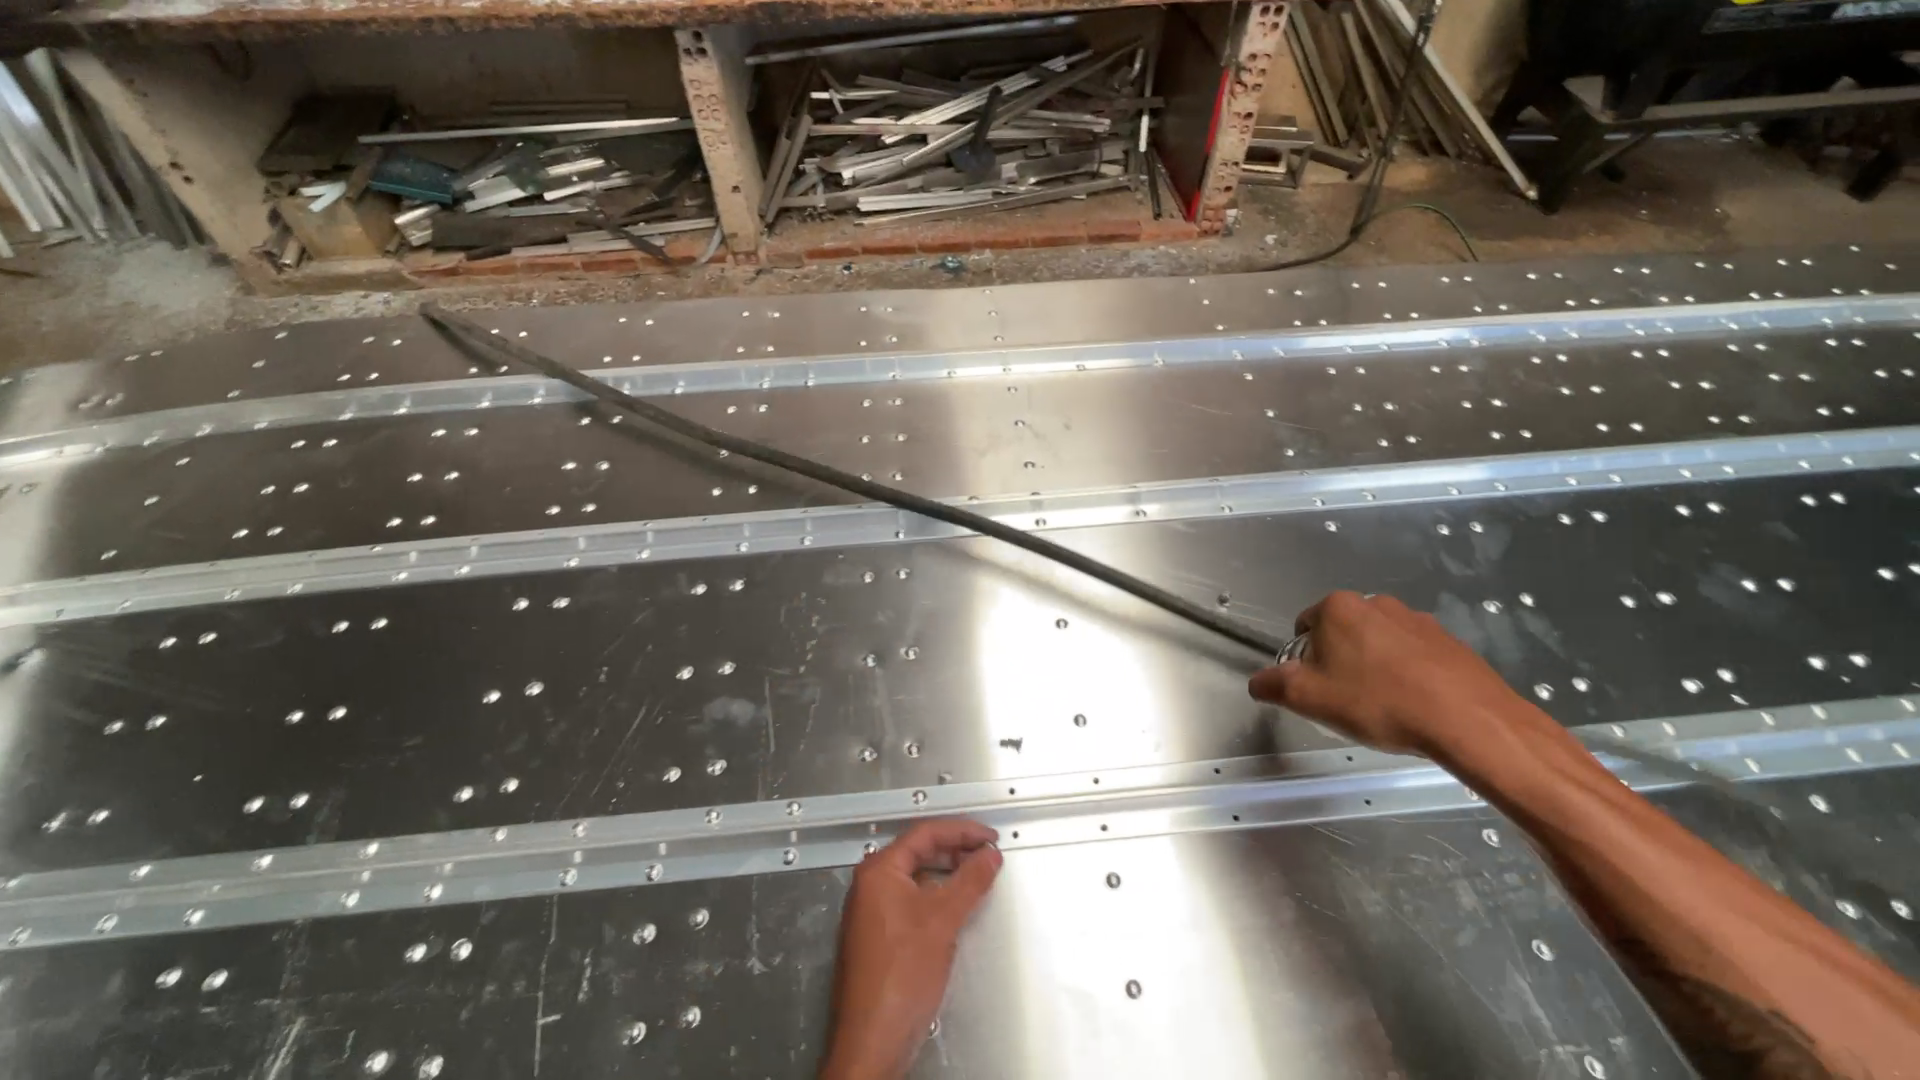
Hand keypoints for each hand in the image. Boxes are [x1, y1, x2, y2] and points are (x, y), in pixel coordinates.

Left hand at [820, 819, 1001, 1079]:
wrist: (873, 1037)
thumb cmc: (900, 975)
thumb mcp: (944, 919)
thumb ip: (970, 881)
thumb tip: (988, 856)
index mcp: (878, 871)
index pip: (924, 833)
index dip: (961, 831)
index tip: (989, 836)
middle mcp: (869, 885)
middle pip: (918, 851)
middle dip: (955, 849)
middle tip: (986, 854)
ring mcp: (871, 911)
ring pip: (915, 877)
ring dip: (946, 872)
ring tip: (976, 877)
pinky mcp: (877, 935)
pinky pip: (910, 899)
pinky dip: (935, 895)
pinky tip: (954, 906)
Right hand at [1248, 591, 1534, 755]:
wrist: (1467, 719)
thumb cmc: (1378, 703)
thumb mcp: (1308, 699)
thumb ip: (1273, 685)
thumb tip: (1259, 681)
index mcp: (1338, 608)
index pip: (1303, 628)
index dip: (1303, 662)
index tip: (1318, 690)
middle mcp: (1376, 603)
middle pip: (1342, 633)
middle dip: (1339, 662)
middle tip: (1348, 701)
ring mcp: (1417, 619)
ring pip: (1379, 643)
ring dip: (1374, 667)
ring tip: (1386, 706)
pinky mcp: (1449, 640)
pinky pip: (1413, 654)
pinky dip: (1408, 673)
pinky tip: (1416, 704)